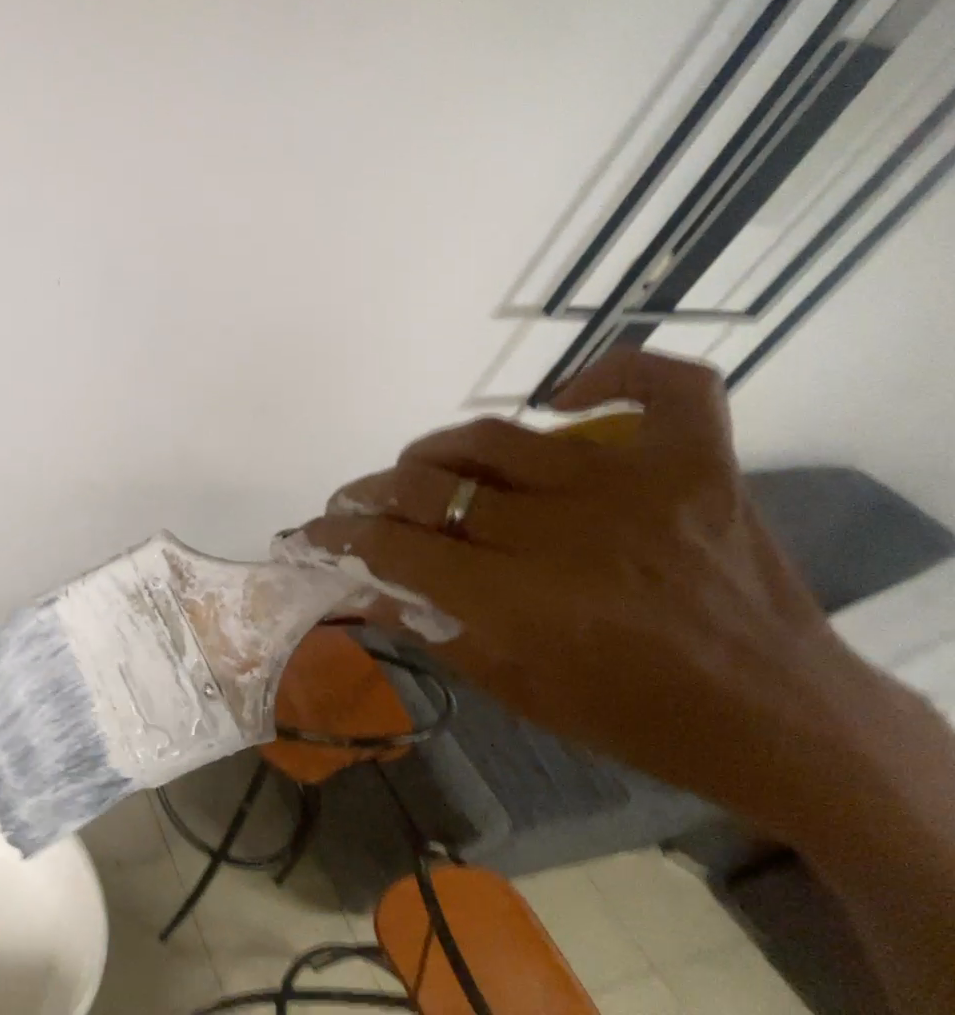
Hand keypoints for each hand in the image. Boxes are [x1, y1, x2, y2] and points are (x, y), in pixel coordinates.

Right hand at [283, 348, 906, 836]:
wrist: (783, 719)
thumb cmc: (637, 718)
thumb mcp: (519, 691)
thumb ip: (432, 629)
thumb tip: (358, 589)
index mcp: (519, 601)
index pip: (394, 546)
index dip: (336, 537)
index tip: (310, 535)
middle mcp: (565, 532)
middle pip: (431, 484)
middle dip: (372, 495)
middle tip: (358, 506)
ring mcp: (635, 487)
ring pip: (501, 436)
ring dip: (441, 448)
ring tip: (426, 467)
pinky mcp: (698, 464)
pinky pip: (662, 387)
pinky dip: (613, 375)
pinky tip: (564, 398)